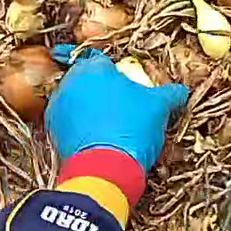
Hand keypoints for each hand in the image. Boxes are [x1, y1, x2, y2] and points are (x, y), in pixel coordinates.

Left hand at [45, 48, 188, 170]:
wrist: (105, 168)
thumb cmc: (132, 129)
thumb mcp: (159, 106)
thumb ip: (170, 93)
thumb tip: (180, 92)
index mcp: (93, 69)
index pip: (103, 62)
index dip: (115, 75)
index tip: (122, 88)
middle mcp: (69, 83)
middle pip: (86, 81)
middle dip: (99, 91)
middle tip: (116, 107)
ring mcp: (56, 106)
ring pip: (74, 101)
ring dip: (86, 109)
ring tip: (106, 125)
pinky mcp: (50, 129)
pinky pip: (65, 121)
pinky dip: (76, 126)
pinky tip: (93, 137)